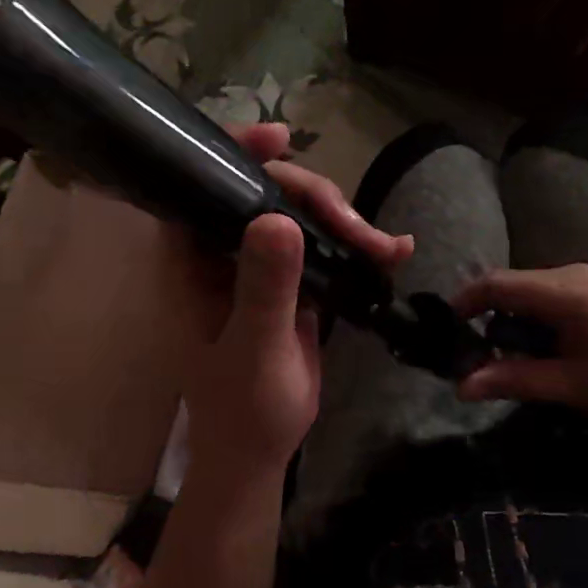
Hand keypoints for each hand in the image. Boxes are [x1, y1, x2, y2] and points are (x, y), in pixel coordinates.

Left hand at [180, 124, 412, 477]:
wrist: (262, 449)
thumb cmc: (242, 407)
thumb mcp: (253, 348)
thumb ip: (264, 288)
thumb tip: (279, 219)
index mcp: (193, 261)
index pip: (203, 185)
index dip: (236, 153)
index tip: (281, 139)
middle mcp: (224, 253)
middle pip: (268, 194)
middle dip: (319, 201)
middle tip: (359, 229)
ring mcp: (264, 267)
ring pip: (303, 218)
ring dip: (348, 224)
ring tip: (388, 249)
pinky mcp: (297, 283)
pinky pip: (327, 248)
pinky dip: (359, 247)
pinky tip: (394, 253)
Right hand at [452, 264, 587, 443]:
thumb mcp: (570, 386)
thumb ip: (513, 380)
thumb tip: (459, 387)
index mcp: (565, 290)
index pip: (496, 284)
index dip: (463, 304)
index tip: (441, 334)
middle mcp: (572, 275)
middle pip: (510, 288)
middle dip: (484, 320)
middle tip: (469, 361)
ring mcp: (587, 284)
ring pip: (528, 297)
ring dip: (509, 326)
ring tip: (501, 364)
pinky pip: (549, 303)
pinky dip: (532, 327)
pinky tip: (535, 356)